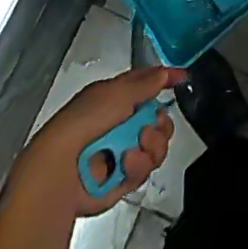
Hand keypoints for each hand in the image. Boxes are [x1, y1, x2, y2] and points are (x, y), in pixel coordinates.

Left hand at [6, 66, 186, 221]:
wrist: (64, 168)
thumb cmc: (86, 121)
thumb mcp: (116, 94)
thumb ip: (144, 84)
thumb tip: (164, 71)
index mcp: (115, 96)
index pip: (145, 84)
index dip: (164, 80)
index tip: (184, 78)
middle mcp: (121, 121)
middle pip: (158, 119)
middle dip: (159, 124)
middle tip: (149, 128)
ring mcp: (123, 149)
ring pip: (156, 145)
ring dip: (149, 146)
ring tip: (135, 148)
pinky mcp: (125, 177)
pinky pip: (145, 169)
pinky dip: (137, 165)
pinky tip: (126, 163)